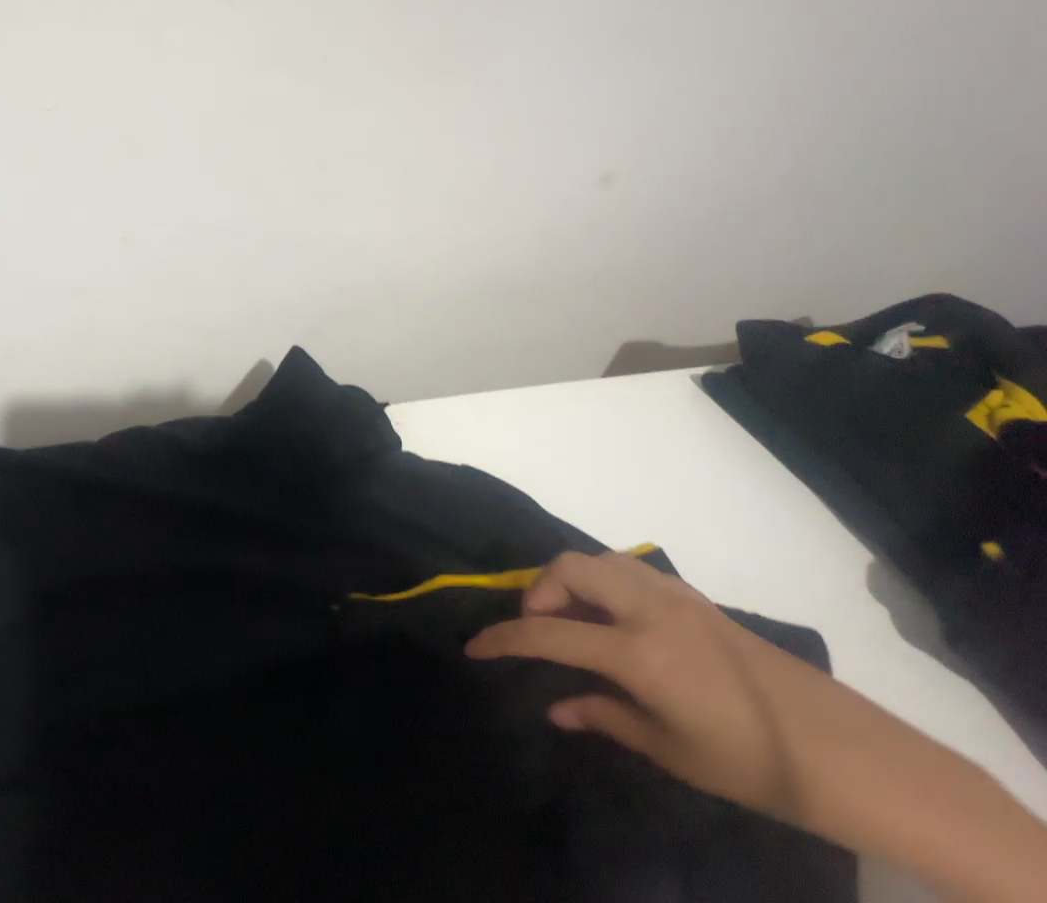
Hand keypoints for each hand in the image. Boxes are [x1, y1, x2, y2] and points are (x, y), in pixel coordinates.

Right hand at [464, 550, 809, 821]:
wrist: (851, 758)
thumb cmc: (752, 765)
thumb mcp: (669, 750)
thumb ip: (604, 716)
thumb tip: (557, 705)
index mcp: (638, 652)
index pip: (548, 632)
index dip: (503, 638)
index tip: (474, 647)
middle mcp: (652, 611)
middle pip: (571, 567)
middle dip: (538, 591)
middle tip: (539, 629)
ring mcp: (681, 600)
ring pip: (604, 560)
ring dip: (573, 581)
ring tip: (573, 622)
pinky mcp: (702, 603)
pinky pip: (636, 572)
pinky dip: (607, 583)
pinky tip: (616, 623)